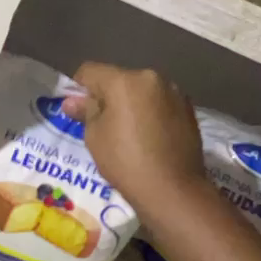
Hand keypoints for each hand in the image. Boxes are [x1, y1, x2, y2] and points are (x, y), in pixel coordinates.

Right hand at [62, 63, 207, 217]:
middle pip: (119, 79)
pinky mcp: (188, 109)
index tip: (79, 110)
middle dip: (107, 96)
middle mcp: (152, 78)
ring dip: (131, 103)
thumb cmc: (125, 161)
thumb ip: (86, 111)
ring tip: (129, 133)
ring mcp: (174, 92)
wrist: (173, 190)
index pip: (90, 71)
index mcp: (124, 81)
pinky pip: (160, 103)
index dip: (78, 88)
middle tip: (103, 125)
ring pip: (141, 91)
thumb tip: (72, 101)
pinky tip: (149, 136)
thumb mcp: (95, 136)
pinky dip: (150, 112)